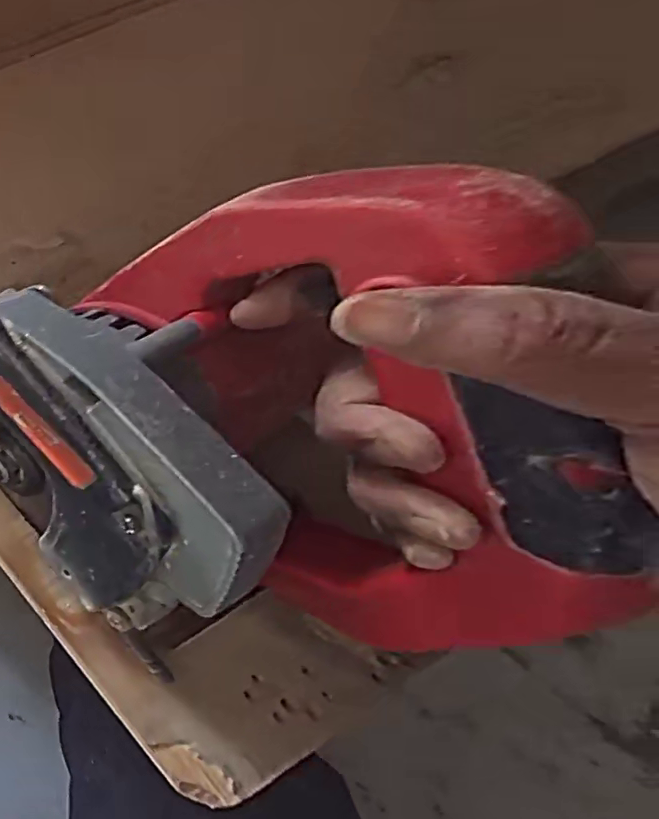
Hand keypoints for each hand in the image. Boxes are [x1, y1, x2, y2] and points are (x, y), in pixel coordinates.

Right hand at [231, 244, 658, 568]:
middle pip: (373, 366)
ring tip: (448, 531)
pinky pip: (413, 494)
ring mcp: (503, 425)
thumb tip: (362, 311)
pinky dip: (413, 523)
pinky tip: (445, 548)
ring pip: (381, 437)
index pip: (414, 270)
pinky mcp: (503, 486)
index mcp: (557, 300)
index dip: (324, 282)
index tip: (260, 313)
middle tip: (412, 455)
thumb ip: (537, 338)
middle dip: (366, 417)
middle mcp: (510, 357)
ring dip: (390, 486)